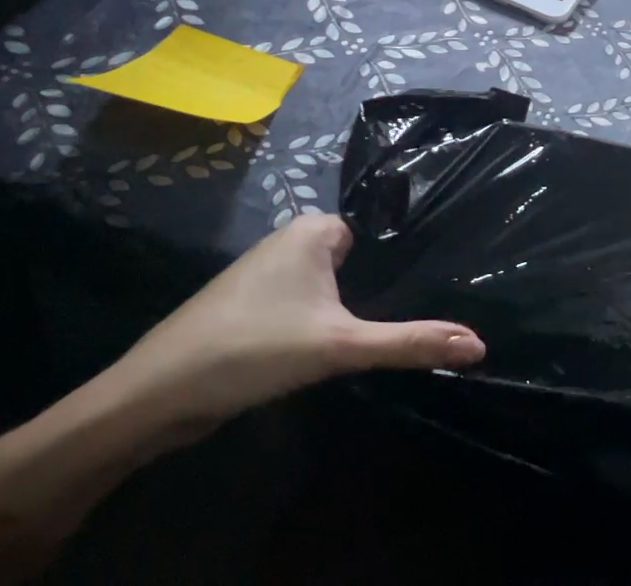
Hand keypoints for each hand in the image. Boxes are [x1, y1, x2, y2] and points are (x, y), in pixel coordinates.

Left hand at [100, 213, 485, 436]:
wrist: (151, 401)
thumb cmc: (250, 350)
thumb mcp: (341, 345)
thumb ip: (411, 342)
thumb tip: (480, 345)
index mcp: (312, 230)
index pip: (383, 229)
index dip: (412, 255)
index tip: (448, 277)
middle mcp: (290, 242)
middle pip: (362, 258)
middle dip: (389, 283)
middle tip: (433, 306)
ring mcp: (268, 276)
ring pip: (336, 284)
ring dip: (360, 305)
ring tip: (403, 323)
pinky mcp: (254, 310)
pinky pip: (312, 303)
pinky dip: (331, 320)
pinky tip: (351, 342)